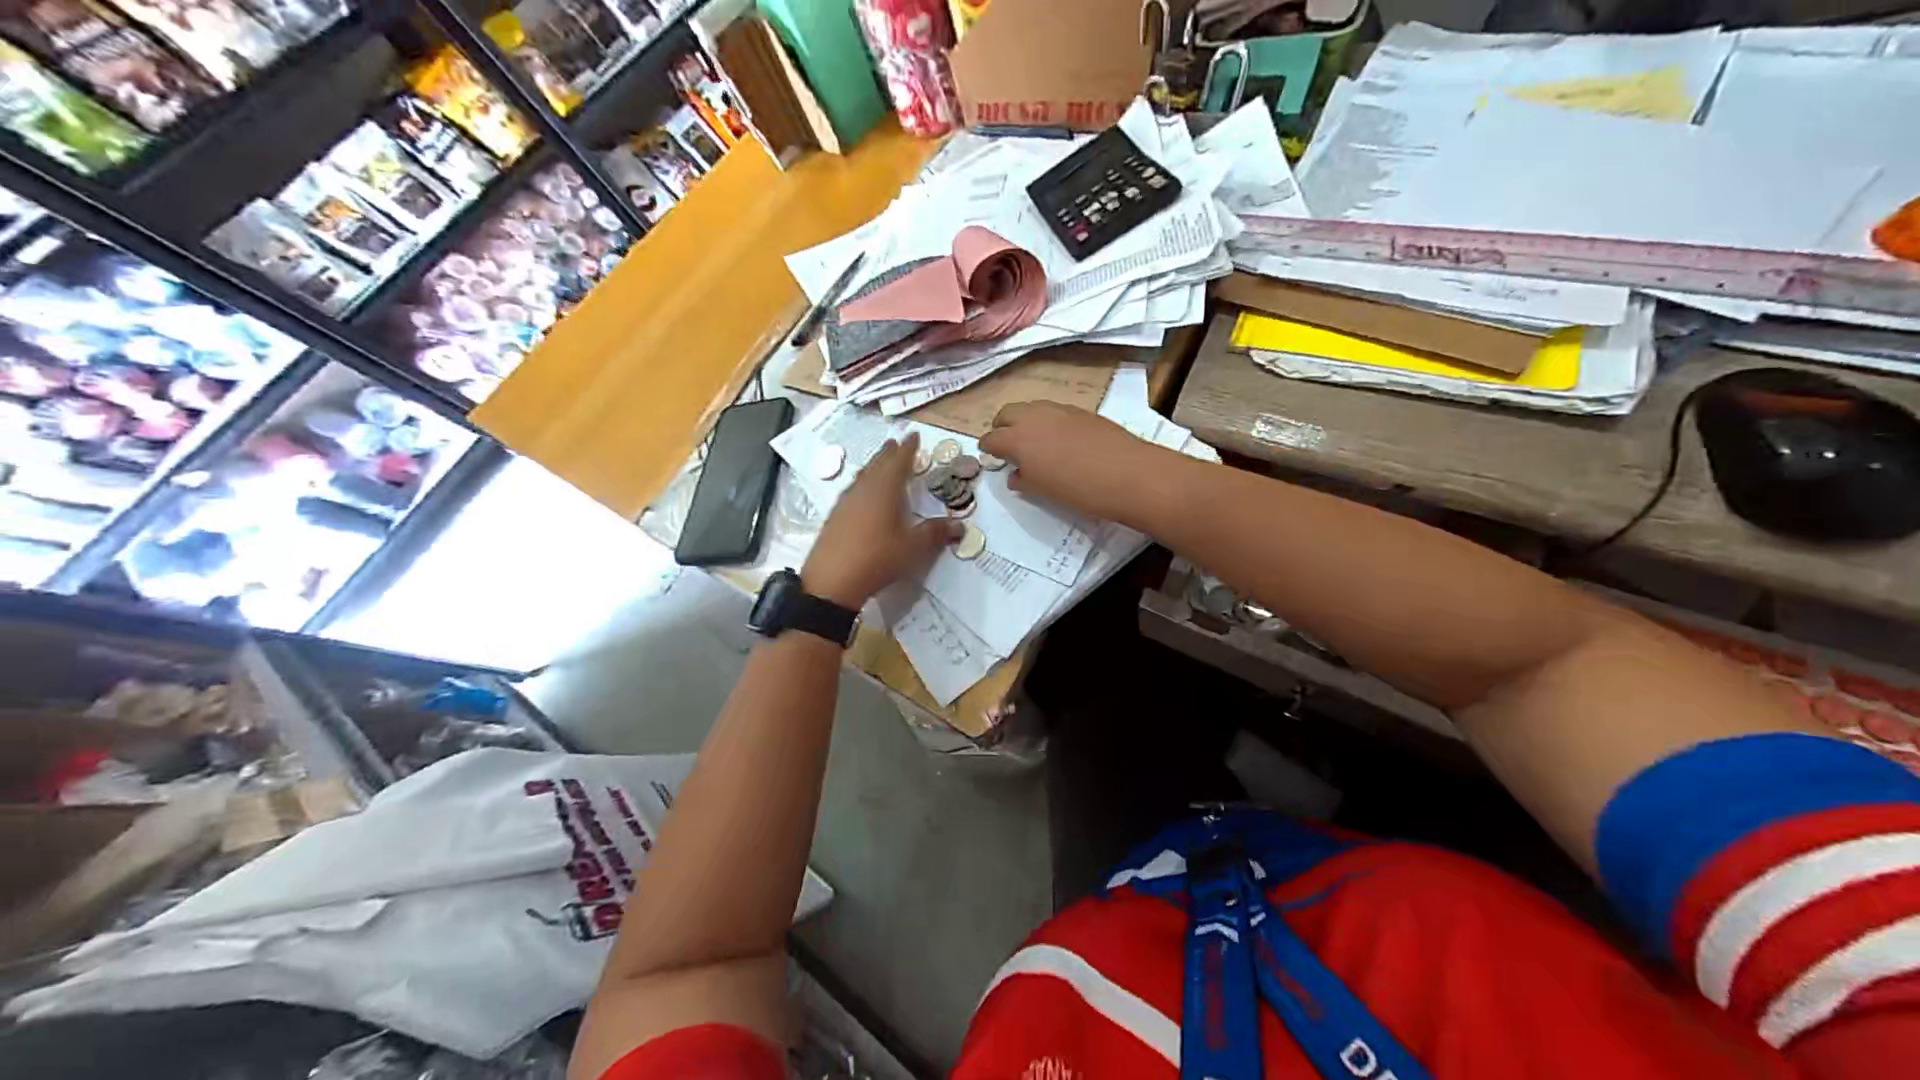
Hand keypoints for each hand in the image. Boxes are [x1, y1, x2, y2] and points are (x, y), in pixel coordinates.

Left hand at [802, 433, 960, 607]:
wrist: (831, 581)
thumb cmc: (877, 558)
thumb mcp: (913, 548)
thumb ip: (935, 533)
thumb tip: (959, 526)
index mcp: (884, 489)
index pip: (899, 461)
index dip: (908, 449)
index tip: (914, 436)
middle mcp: (864, 489)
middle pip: (877, 464)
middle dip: (889, 454)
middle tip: (896, 444)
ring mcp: (845, 502)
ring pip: (863, 477)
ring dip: (874, 467)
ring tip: (880, 464)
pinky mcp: (835, 517)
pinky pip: (852, 491)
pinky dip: (862, 485)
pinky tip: (862, 494)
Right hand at [979, 401, 1176, 523]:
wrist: (1129, 475)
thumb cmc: (1079, 490)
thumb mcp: (1044, 491)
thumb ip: (1024, 479)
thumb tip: (1015, 474)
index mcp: (1017, 439)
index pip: (991, 438)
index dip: (987, 448)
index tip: (990, 456)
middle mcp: (1034, 417)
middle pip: (1007, 413)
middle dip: (1002, 427)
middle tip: (1007, 445)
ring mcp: (1059, 410)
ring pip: (1031, 408)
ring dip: (1025, 421)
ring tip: (1033, 441)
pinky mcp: (1082, 411)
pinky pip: (1054, 411)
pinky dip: (1047, 421)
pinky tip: (1059, 439)